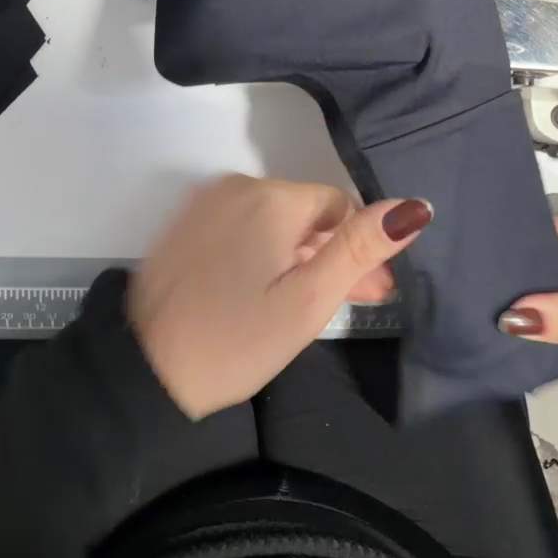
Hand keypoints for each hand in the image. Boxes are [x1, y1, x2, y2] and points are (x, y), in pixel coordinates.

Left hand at [129, 176, 431, 418]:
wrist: (144, 370)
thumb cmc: (236, 339)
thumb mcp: (307, 300)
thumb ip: (359, 248)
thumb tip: (414, 205)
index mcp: (270, 197)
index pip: (337, 206)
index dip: (358, 247)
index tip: (371, 291)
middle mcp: (236, 186)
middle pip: (304, 214)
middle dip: (332, 253)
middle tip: (354, 302)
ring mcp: (204, 205)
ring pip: (272, 223)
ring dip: (300, 255)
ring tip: (315, 302)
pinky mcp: (184, 227)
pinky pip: (240, 230)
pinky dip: (263, 254)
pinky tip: (271, 290)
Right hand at [497, 214, 557, 392]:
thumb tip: (511, 316)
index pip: (550, 234)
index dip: (516, 258)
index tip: (481, 286)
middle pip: (547, 252)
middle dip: (521, 281)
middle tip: (482, 309)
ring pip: (554, 274)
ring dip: (535, 299)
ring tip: (494, 319)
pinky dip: (552, 309)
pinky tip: (527, 324)